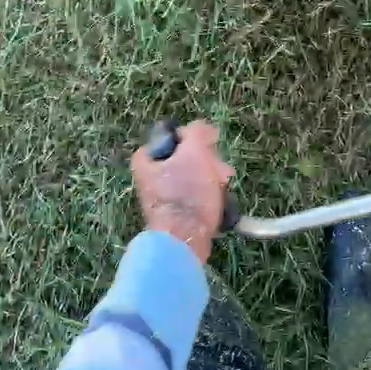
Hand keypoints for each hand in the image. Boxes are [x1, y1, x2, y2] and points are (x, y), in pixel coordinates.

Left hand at [131, 120, 234, 263]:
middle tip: (223, 171)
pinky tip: (219, 199)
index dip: (196, 141)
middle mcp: (149, 175)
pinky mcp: (174, 211)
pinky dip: (207, 193)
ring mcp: (162, 195)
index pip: (176, 136)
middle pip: (186, 155)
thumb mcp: (194, 152)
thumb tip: (203, 128)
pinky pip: (193, 193)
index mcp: (146, 158)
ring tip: (224, 186)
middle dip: (209, 161)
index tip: (211, 149)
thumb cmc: (187, 193)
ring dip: (212, 176)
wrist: (185, 241)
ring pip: (193, 174)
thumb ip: (197, 131)